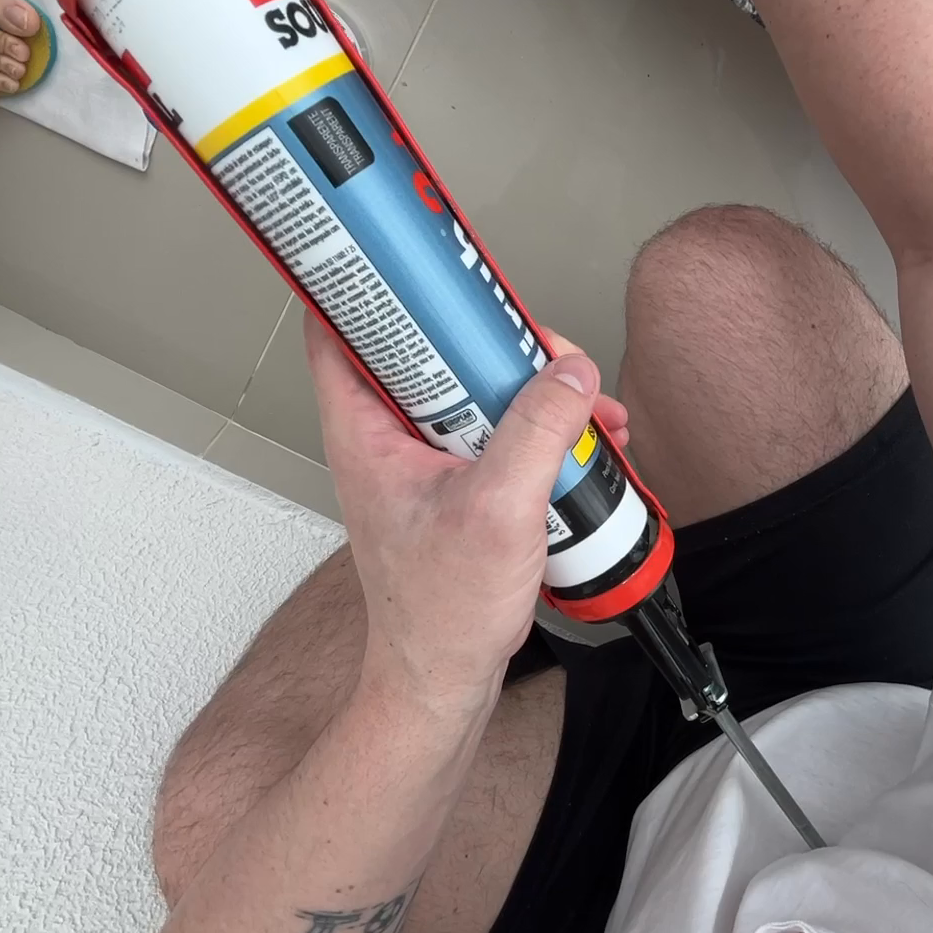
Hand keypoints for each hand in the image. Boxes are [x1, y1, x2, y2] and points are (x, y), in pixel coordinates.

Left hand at [304, 318, 628, 706]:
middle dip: (499, 340)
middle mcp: (394, 436)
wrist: (445, 674)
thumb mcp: (498, 512)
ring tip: (586, 410)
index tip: (423, 258)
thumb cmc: (441, 612)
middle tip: (545, 350)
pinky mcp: (464, 479)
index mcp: (369, 431)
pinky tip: (586, 443)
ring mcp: (431, 458)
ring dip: (535, 387)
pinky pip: (503, 427)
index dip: (379, 282)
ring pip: (479, 387)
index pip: (345, 326)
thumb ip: (537, 432)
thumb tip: (571, 375)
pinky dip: (543, 425)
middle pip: (436, 347)